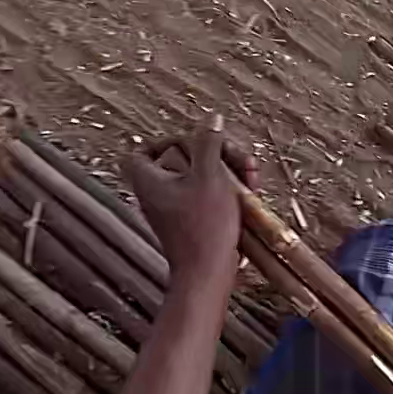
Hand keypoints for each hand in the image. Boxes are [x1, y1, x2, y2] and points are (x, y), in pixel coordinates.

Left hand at [123, 117, 256, 281]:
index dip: (166, 141)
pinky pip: (207, 192)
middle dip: (215, 153)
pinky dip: (225, 188)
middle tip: (239, 158)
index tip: (194, 142)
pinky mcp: (192, 220)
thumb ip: (208, 144)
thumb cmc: (204, 226)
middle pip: (182, 157)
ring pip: (200, 174)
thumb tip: (211, 118)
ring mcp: (175, 207)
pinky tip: (248, 192)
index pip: (141, 150)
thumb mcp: (210, 176)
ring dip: (227, 169)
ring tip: (251, 177)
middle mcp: (157, 192)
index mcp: (150, 180)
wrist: (208, 274)